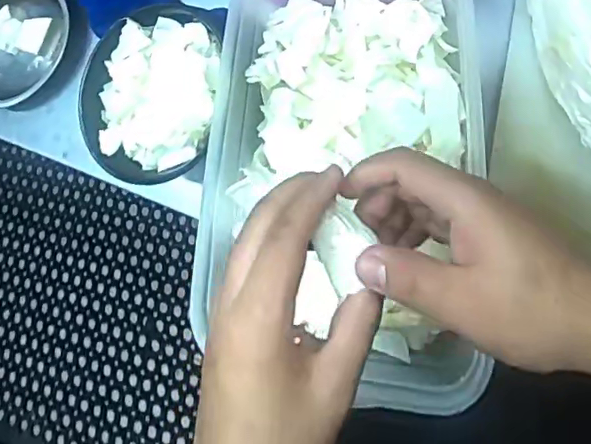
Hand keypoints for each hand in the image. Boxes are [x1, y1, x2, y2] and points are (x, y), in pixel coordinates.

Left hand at [196, 168, 380, 443]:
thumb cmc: (285, 434)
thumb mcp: (333, 388)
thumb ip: (356, 327)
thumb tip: (371, 275)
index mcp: (258, 312)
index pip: (285, 235)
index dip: (310, 198)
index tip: (335, 174)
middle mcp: (230, 297)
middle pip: (256, 225)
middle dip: (289, 190)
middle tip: (324, 174)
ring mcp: (219, 305)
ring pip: (244, 237)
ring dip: (275, 208)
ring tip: (310, 194)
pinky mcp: (219, 316)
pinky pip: (241, 255)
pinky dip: (266, 231)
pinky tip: (289, 237)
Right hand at [342, 148, 590, 374]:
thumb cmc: (534, 309)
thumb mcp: (464, 302)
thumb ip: (407, 278)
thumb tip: (357, 258)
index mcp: (461, 196)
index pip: (402, 163)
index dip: (364, 173)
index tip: (336, 199)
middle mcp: (469, 194)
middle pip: (410, 177)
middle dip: (376, 199)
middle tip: (354, 236)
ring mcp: (481, 212)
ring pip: (424, 198)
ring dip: (395, 218)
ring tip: (377, 253)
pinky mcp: (490, 231)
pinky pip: (441, 219)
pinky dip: (416, 232)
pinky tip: (409, 261)